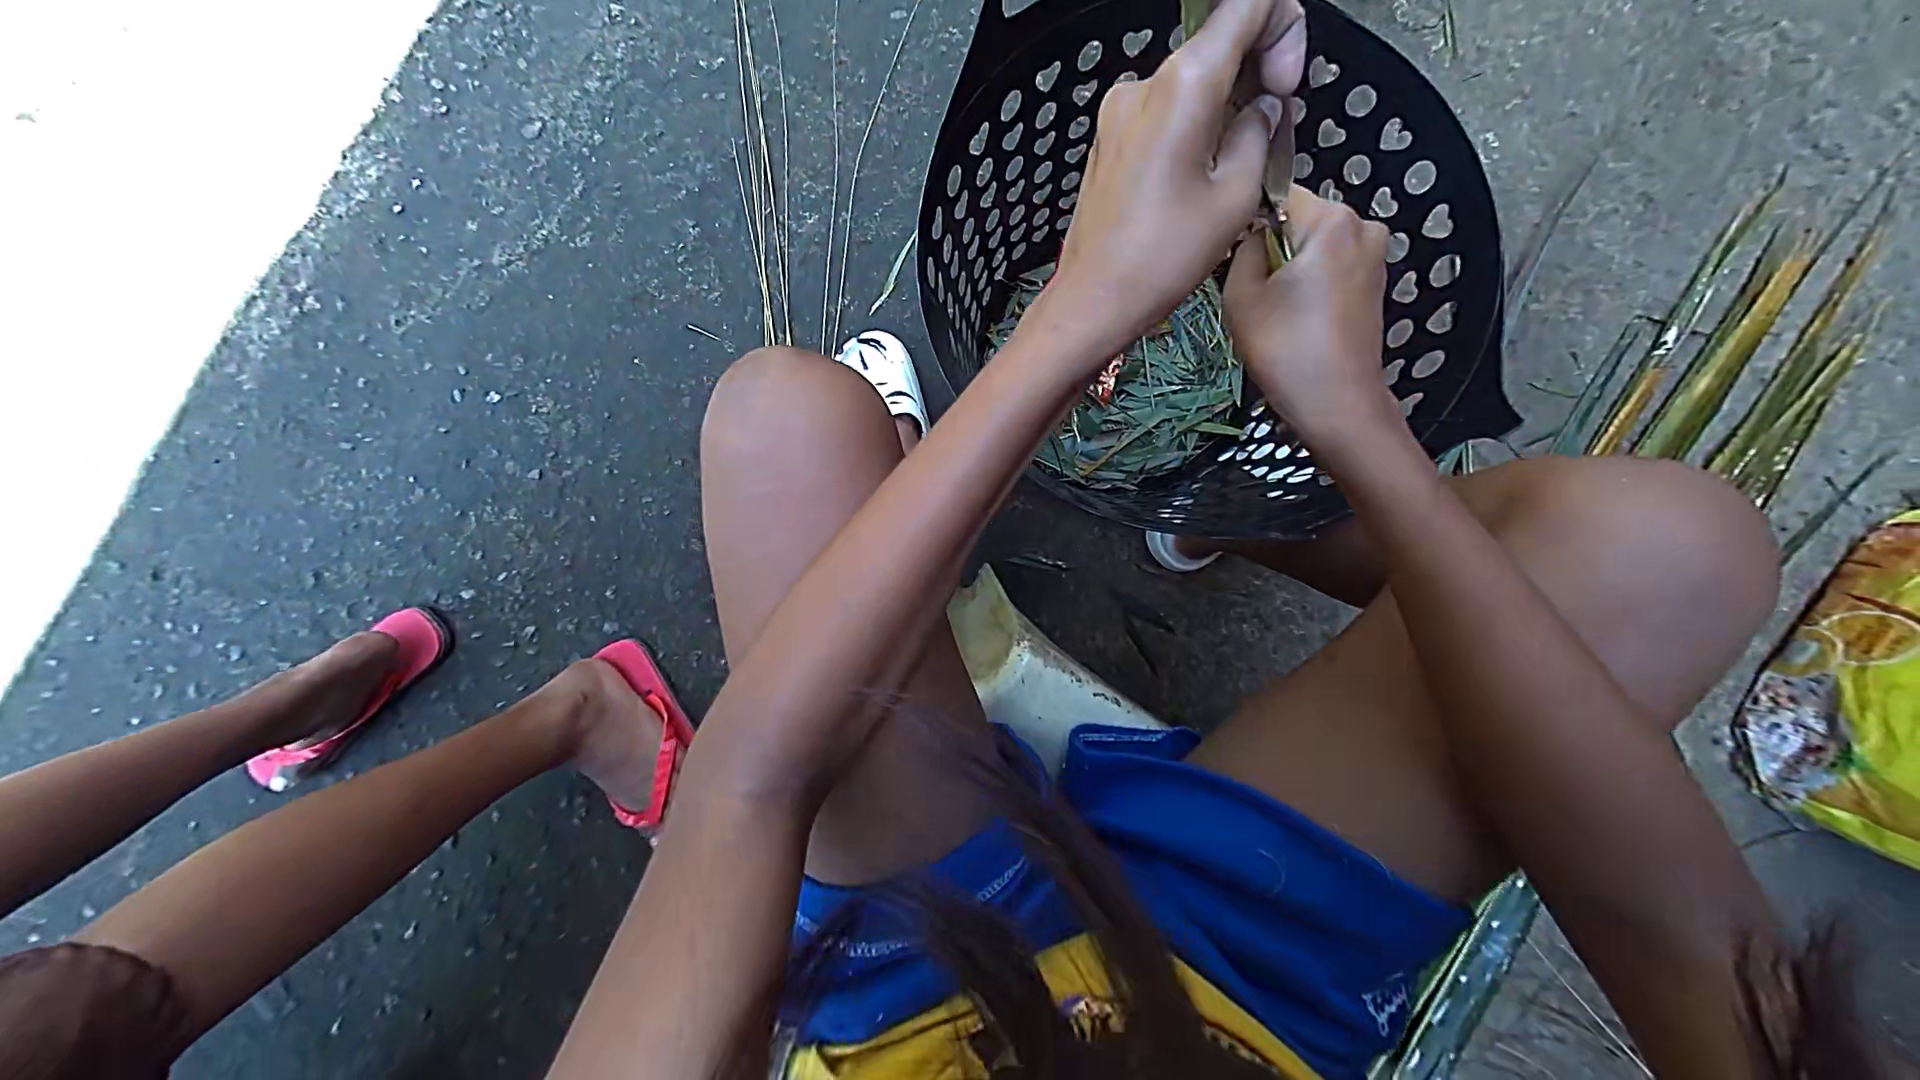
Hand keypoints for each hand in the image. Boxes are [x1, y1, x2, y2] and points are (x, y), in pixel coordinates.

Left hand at [1025, 0, 1307, 367]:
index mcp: (1182, 85)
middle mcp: (1142, 88)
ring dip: (1222, 112)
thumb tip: (1263, 111)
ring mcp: (1117, 117)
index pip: (1249, 4)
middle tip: (1268, 134)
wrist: (1093, 301)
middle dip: (1255, 80)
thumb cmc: (1157, 260)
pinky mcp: (1107, 146)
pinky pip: (1160, 118)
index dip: (1285, 30)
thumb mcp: (1235, 196)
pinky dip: (1189, 133)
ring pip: (1189, 88)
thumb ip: (1260, 132)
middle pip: (1216, 47)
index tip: (1286, 85)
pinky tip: (1196, 180)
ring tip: (1230, 171)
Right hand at [1224, 186, 1400, 445]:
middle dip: (1269, 249)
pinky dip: (1305, 286)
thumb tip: (1248, 237)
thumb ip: (1240, 251)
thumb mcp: (1241, 296)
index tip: (1231, 259)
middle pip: (1297, 222)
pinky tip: (1292, 319)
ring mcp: (1373, 256)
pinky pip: (1327, 269)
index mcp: (1333, 220)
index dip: (1248, 224)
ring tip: (1270, 311)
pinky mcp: (1372, 284)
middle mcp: (1362, 226)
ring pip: (1310, 248)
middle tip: (1249, 293)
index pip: (1277, 196)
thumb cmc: (1284, 348)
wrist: (1335, 402)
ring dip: (1286, 270)